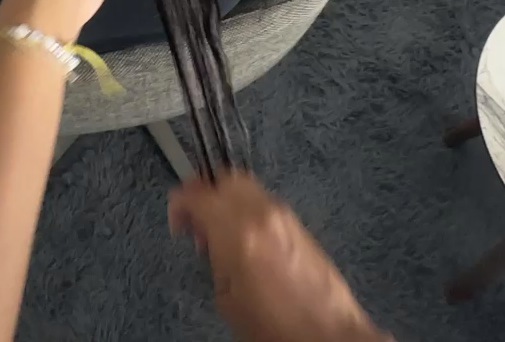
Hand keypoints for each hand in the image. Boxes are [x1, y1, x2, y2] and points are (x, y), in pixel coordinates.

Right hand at [170, 174, 387, 341]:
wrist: (327, 335)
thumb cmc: (279, 329)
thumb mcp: (227, 298)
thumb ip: (213, 256)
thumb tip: (206, 236)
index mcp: (238, 233)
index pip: (198, 194)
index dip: (179, 202)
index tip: (178, 219)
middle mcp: (261, 214)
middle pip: (225, 178)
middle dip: (206, 194)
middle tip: (198, 221)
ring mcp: (282, 213)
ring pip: (245, 185)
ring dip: (228, 200)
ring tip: (222, 232)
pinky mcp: (297, 221)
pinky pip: (263, 200)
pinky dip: (247, 209)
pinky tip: (246, 238)